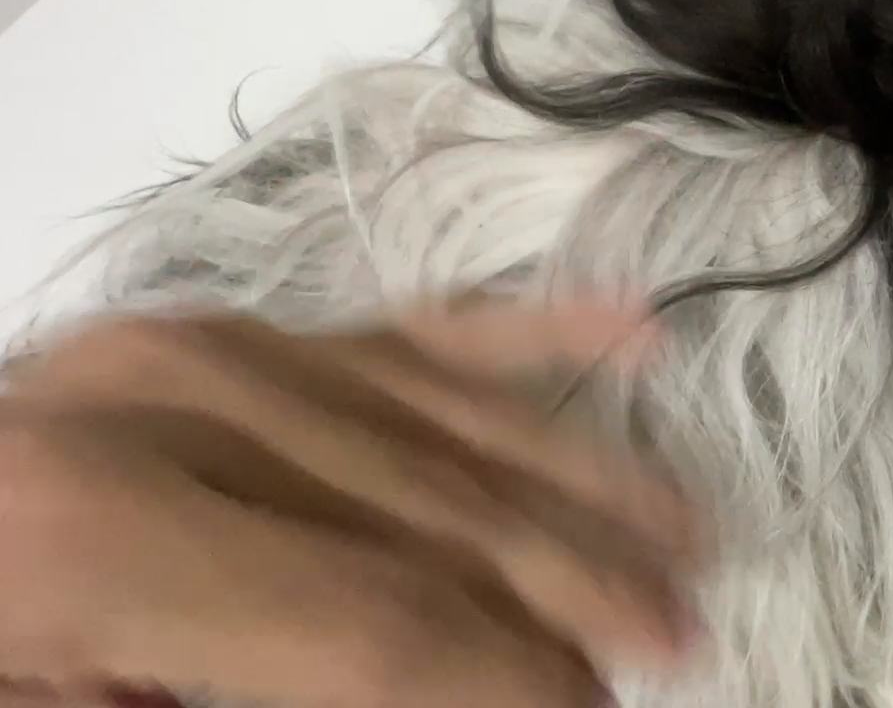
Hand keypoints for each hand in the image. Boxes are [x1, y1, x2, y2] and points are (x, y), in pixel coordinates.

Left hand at [0, 304, 707, 707]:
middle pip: (448, 514)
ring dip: (597, 482)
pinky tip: (638, 327)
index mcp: (96, 532)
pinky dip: (550, 328)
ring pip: (471, 418)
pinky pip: (438, 327)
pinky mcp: (274, 330)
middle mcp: (194, 404)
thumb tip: (501, 685)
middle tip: (680, 635)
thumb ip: (303, 690)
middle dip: (579, 588)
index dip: (514, 676)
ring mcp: (243, 345)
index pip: (384, 617)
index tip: (601, 705)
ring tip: (692, 532)